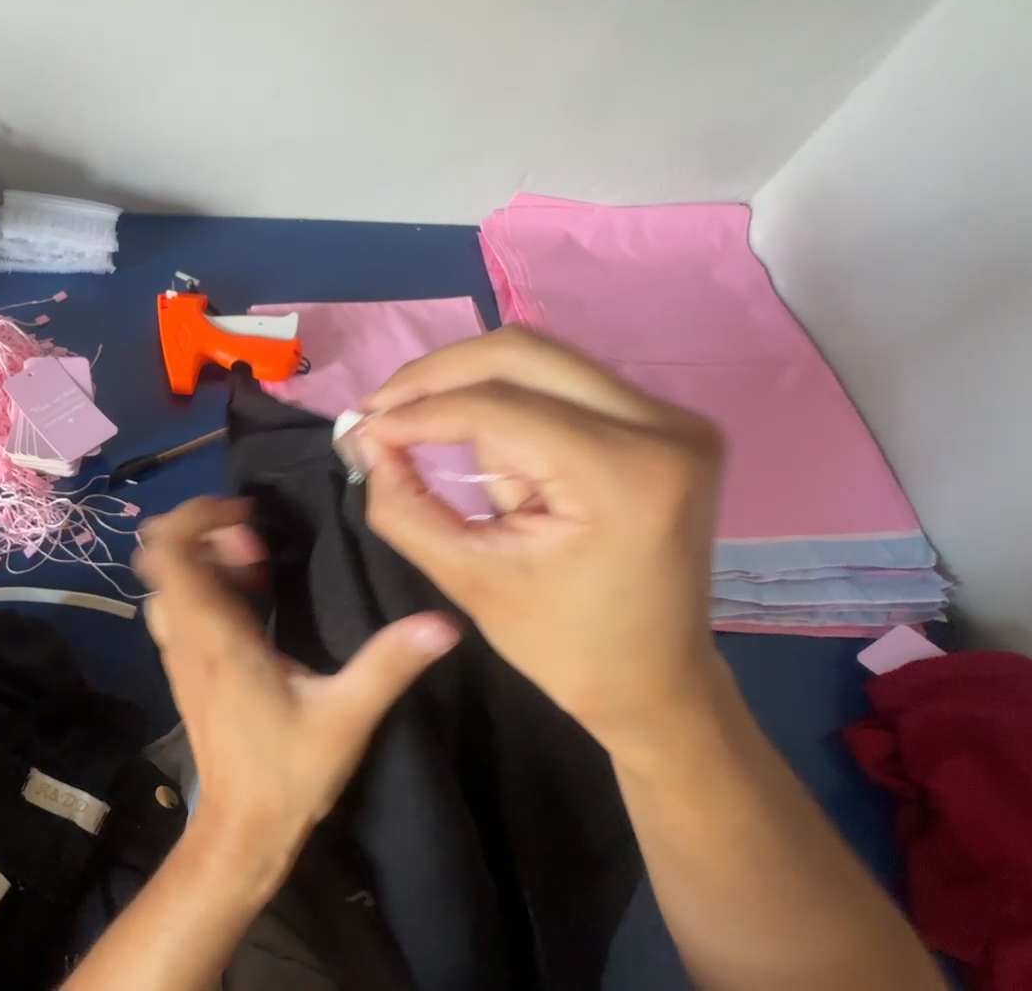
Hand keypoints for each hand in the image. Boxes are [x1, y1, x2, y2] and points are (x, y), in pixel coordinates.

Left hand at [132, 497, 458, 884]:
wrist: (242, 828)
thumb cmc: (288, 771)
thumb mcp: (347, 715)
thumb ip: (390, 664)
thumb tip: (443, 624)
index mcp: (216, 635)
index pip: (170, 550)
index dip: (197, 516)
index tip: (248, 516)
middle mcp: (187, 636)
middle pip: (164, 555)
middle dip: (209, 533)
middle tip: (260, 549)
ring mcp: (179, 653)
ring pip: (169, 581)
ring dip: (206, 561)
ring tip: (259, 574)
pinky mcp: (184, 669)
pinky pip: (178, 607)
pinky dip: (204, 588)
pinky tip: (251, 607)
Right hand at [356, 325, 725, 753]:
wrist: (653, 678)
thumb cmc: (563, 644)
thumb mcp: (467, 580)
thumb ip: (404, 508)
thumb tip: (367, 440)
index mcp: (624, 477)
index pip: (498, 410)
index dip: (418, 411)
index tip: (362, 428)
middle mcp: (662, 427)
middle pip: (523, 353)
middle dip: (437, 375)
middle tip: (381, 406)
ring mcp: (670, 418)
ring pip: (538, 361)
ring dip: (469, 392)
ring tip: (427, 439)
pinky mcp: (661, 421)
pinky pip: (558, 384)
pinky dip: (504, 403)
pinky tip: (478, 444)